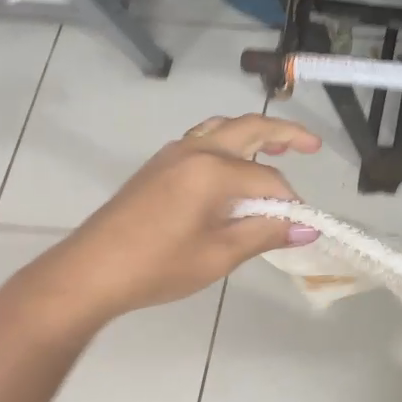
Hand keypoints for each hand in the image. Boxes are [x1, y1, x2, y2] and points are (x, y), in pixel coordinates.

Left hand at [17, 115, 322, 326]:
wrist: (87, 273)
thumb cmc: (157, 266)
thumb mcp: (219, 255)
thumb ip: (266, 233)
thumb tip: (307, 229)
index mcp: (213, 170)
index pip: (269, 181)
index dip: (289, 203)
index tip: (300, 227)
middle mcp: (196, 151)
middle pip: (250, 129)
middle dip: (286, 133)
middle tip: (314, 144)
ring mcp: (173, 154)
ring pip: (224, 128)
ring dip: (254, 132)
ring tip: (278, 145)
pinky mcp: (159, 166)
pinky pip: (204, 138)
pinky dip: (229, 141)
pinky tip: (235, 165)